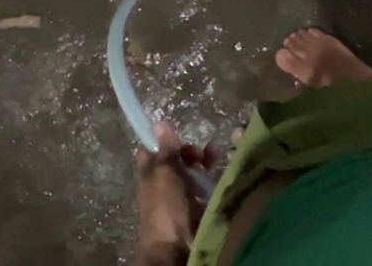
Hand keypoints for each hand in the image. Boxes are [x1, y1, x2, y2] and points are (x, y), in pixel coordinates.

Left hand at [135, 122, 217, 260]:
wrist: (176, 249)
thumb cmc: (164, 206)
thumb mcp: (164, 172)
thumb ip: (165, 149)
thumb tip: (159, 122)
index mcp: (150, 174)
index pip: (153, 150)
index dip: (164, 140)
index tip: (179, 131)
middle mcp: (164, 184)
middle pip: (176, 161)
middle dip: (190, 152)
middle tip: (203, 151)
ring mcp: (180, 197)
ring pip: (192, 173)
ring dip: (204, 163)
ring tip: (216, 157)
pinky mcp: (197, 209)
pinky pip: (205, 189)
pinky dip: (213, 180)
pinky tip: (221, 174)